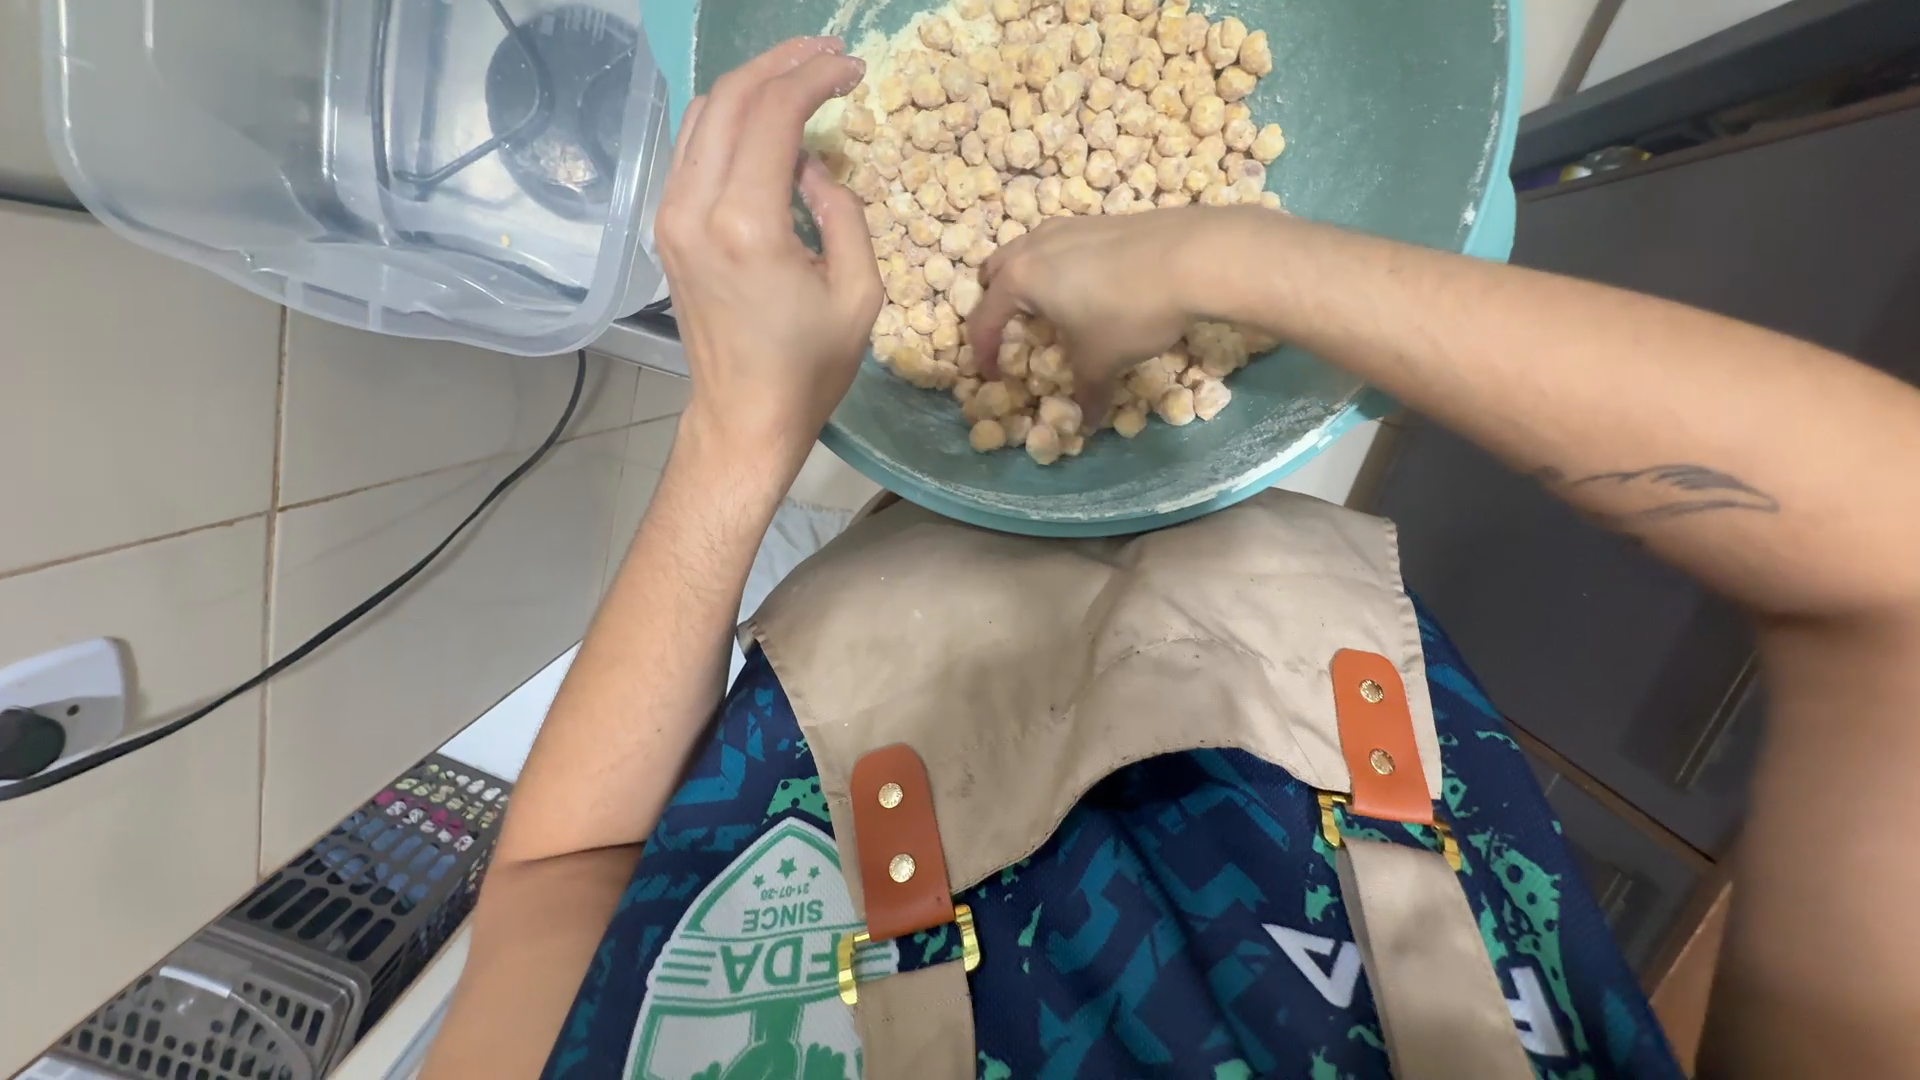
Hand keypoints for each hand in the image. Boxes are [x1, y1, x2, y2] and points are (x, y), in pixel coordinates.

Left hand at [656, 37, 879, 475]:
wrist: (744, 416)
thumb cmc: (810, 369)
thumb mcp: (859, 294)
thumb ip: (843, 212)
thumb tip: (814, 165)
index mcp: (747, 226)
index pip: (774, 114)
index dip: (815, 78)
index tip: (851, 68)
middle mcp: (695, 208)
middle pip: (730, 99)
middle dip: (781, 65)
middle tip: (827, 56)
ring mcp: (671, 218)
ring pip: (703, 117)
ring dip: (751, 89)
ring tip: (798, 81)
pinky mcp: (666, 230)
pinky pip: (693, 152)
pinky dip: (729, 125)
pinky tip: (763, 129)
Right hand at [966, 207, 1239, 419]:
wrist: (1194, 257)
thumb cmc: (1128, 313)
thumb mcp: (1101, 361)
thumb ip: (1086, 392)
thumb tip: (1087, 422)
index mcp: (1019, 279)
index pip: (982, 319)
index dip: (983, 354)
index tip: (994, 376)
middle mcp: (1034, 245)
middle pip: (994, 272)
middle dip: (995, 304)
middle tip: (1012, 333)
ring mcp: (1067, 226)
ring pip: (1027, 252)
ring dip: (1027, 282)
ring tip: (1050, 310)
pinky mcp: (1099, 220)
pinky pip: (1061, 246)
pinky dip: (1060, 269)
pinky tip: (1090, 291)